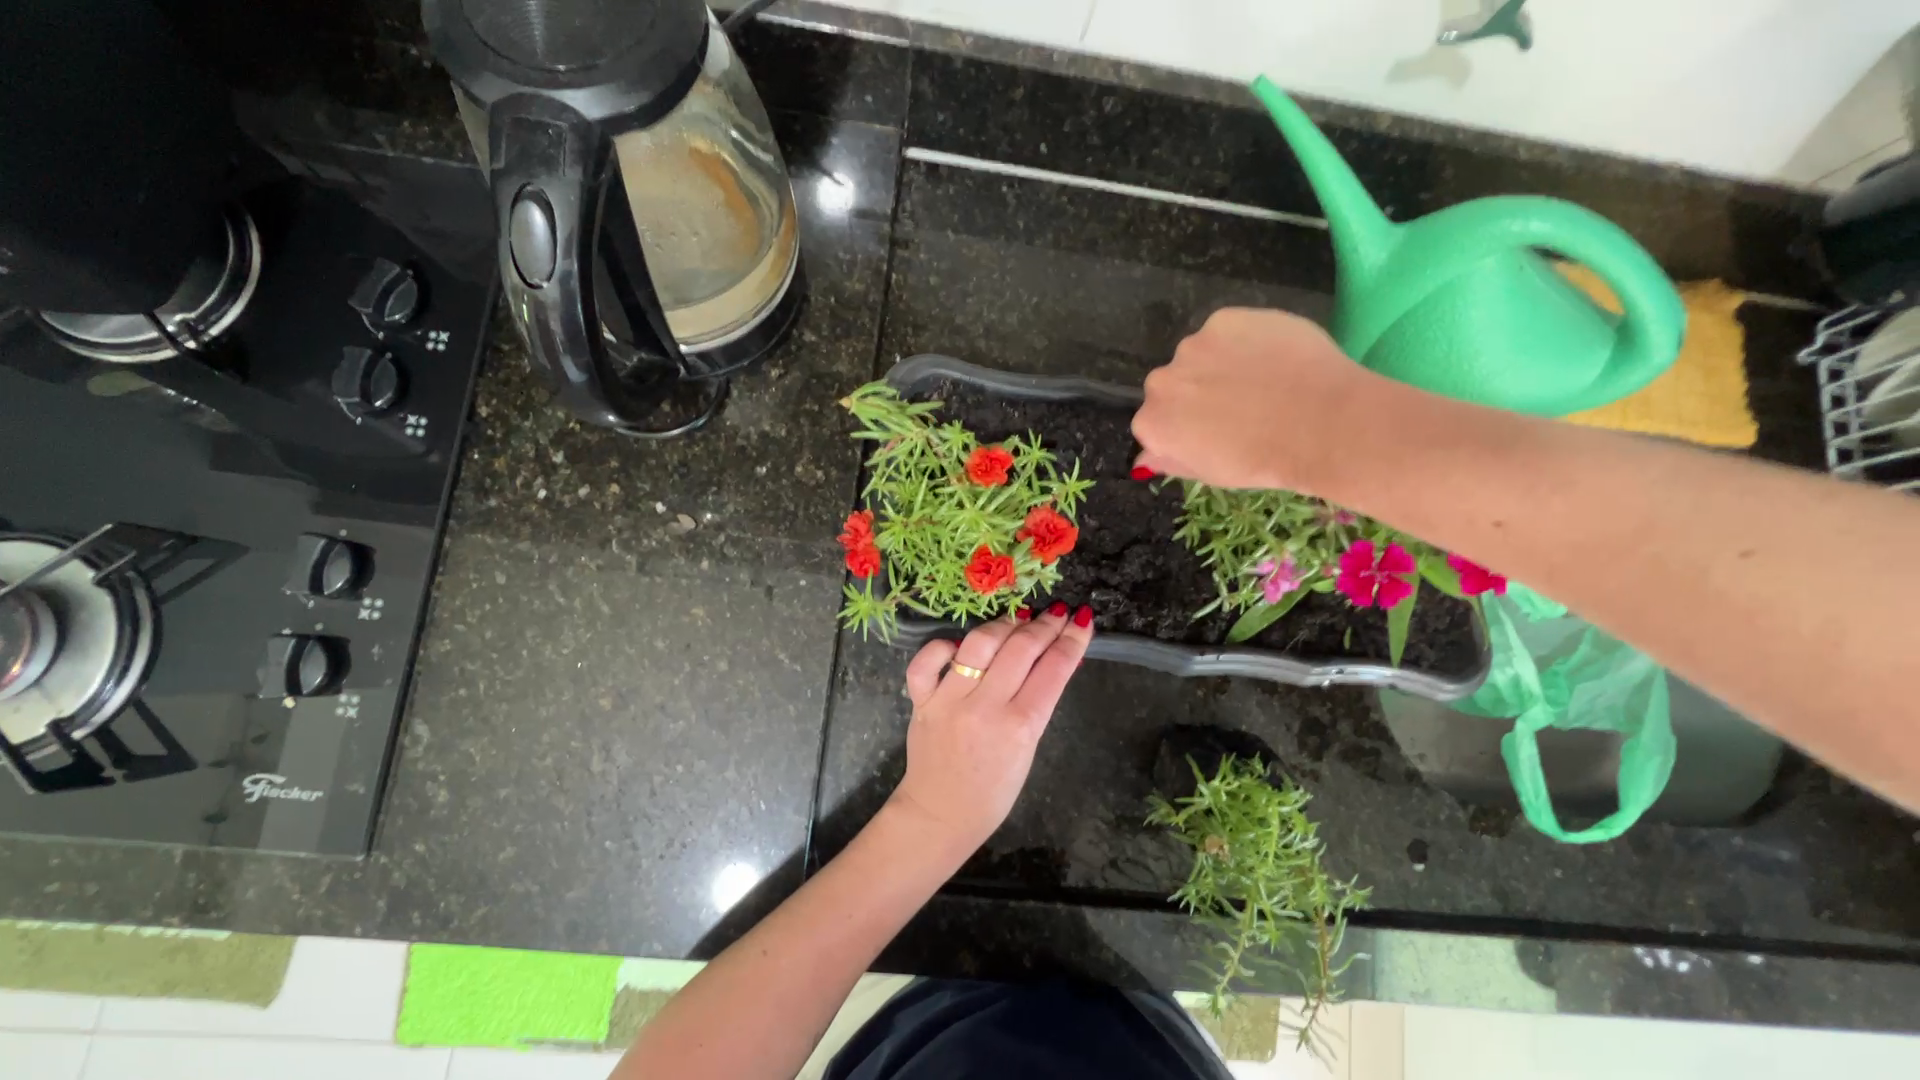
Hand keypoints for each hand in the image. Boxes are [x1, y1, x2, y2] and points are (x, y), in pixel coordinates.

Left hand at [888, 604, 1095, 854]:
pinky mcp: (921, 701)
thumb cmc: (994, 790)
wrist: (942, 814)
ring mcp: (949, 702)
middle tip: (1057, 613)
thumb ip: (1037, 705)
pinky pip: (927, 661)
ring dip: (1004, 625)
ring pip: (979, 644)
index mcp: (1020, 727)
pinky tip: (961, 643)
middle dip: (1045, 625)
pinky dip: (944, 645)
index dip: (1072, 640)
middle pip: (1021, 649)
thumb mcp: (1029, 750)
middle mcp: (985, 709)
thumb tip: (1051, 659)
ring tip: (1019, 619)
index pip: (1053, 670)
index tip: (1083, 620)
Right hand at [1132, 308, 1374, 491]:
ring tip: (1262, 381)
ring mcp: (1193, 346)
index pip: (1155, 420)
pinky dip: (1245, 341)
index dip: (1185, 426)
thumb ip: (1172, 460)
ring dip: (1220, 364)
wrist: (1321, 424)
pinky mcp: (1225, 319)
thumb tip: (1146, 457)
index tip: (1212, 434)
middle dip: (1196, 391)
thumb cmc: (1263, 461)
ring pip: (1200, 354)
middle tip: (1239, 407)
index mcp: (1153, 423)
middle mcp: (1162, 381)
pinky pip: (1227, 330)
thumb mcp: (1212, 474)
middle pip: (1173, 383)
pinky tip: (1274, 359)